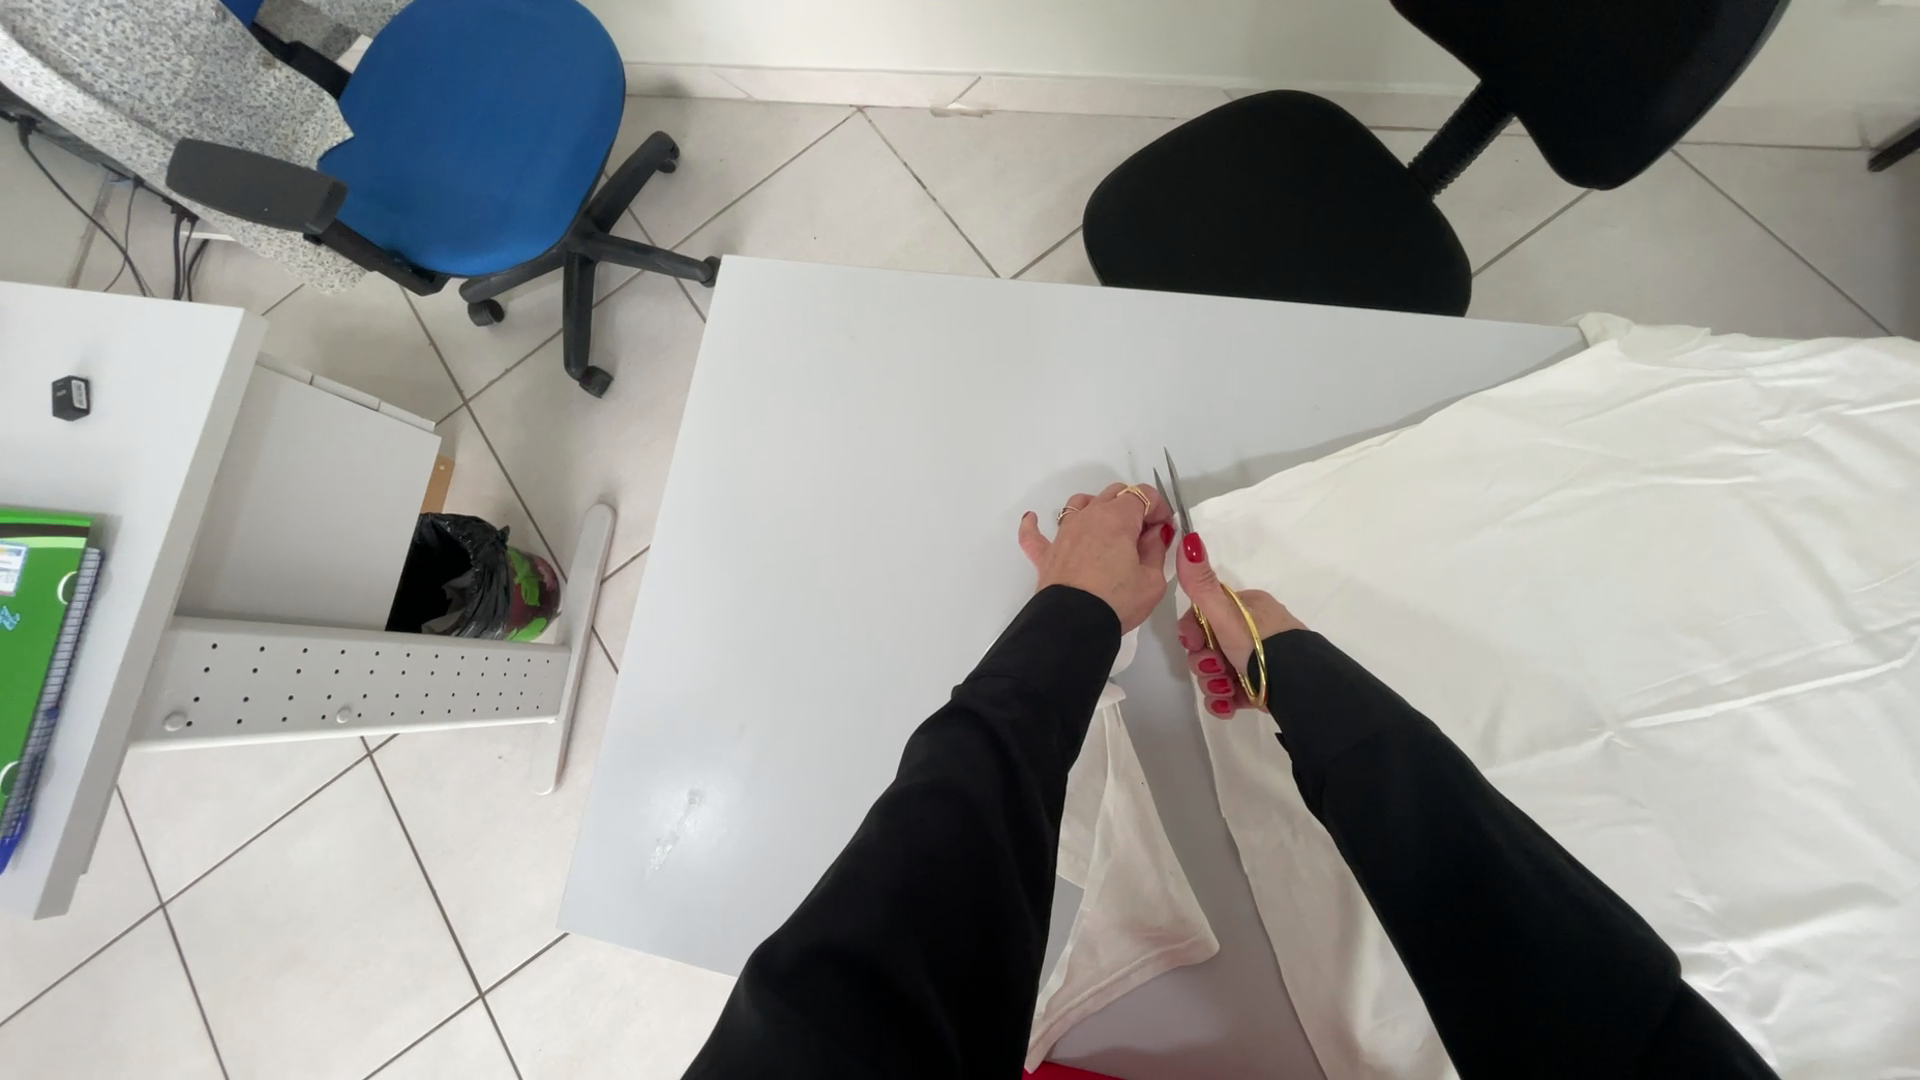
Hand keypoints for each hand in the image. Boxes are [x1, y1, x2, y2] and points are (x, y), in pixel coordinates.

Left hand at [1019, 483, 1174, 631]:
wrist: (1074, 624)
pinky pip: (1034, 534)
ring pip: (1079, 504)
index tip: (1164, 528)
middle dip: (1134, 507)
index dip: (1159, 508)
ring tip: (1108, 526)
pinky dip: (1034, 526)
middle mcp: (1088, 518)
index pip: (1143, 495)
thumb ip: (1156, 550)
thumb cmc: (1114, 602)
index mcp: (1117, 518)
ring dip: (1095, 508)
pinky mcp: (1046, 554)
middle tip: (1145, 533)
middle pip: (1114, 494)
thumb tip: (1155, 535)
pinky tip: (1033, 519)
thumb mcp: (1152, 580)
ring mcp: (1064, 534)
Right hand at [1174, 531, 1304, 714]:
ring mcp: (1257, 661)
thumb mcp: (1225, 612)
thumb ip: (1201, 582)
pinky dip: (1224, 701)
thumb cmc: (1260, 645)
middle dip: (1203, 663)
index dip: (1191, 633)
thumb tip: (1188, 538)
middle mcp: (1252, 631)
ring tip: (1225, 691)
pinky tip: (1228, 705)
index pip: (1202, 616)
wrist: (1299, 688)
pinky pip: (1230, 693)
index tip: (1192, 644)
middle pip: (1206, 647)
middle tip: (1214, 670)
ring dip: (1212, 685)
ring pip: (1216, 672)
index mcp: (1246, 607)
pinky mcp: (1261, 688)